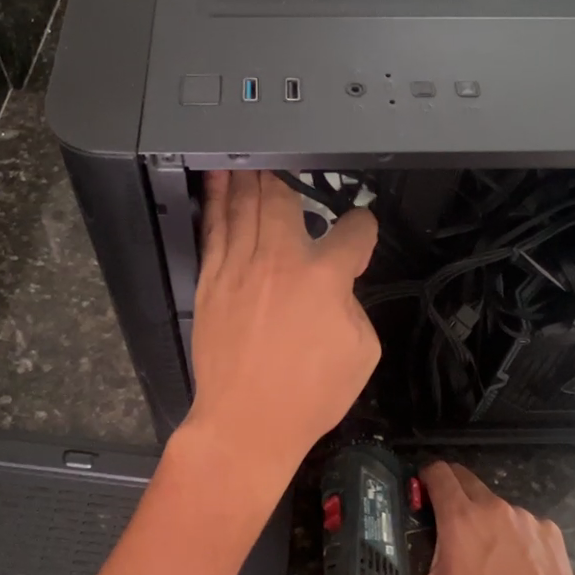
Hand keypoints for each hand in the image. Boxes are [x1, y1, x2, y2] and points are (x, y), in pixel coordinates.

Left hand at [184, 171, 380, 486]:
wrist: (248, 422)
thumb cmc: (307, 394)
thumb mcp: (360, 350)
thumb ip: (352, 303)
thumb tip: (339, 285)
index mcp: (324, 276)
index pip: (352, 231)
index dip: (362, 226)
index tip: (360, 228)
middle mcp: (280, 261)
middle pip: (283, 198)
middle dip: (289, 175)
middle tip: (290, 160)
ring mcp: (240, 268)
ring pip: (244, 205)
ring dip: (250, 175)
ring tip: (252, 153)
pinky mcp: (212, 282)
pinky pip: (214, 229)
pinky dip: (218, 200)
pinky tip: (220, 181)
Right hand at [415, 462, 574, 574]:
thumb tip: (407, 564)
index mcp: (460, 518)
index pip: (439, 473)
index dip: (426, 477)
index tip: (423, 494)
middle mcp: (493, 507)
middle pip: (466, 480)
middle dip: (453, 493)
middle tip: (449, 523)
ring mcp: (526, 517)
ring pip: (496, 506)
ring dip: (486, 520)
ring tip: (490, 558)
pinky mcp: (550, 531)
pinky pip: (524, 524)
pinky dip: (515, 537)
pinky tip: (520, 568)